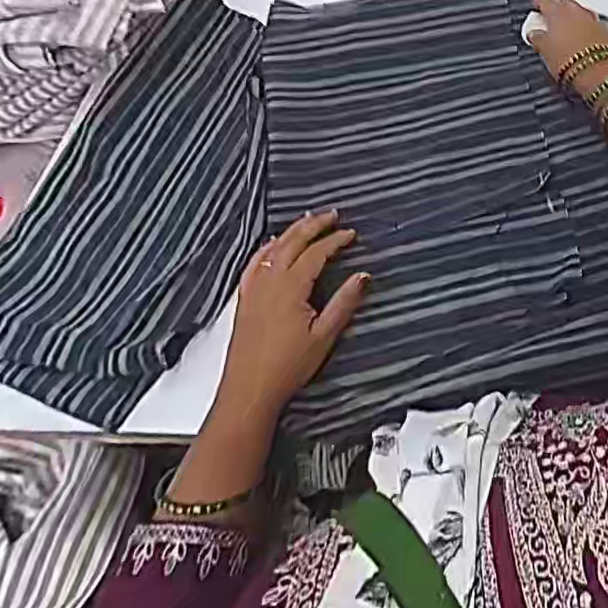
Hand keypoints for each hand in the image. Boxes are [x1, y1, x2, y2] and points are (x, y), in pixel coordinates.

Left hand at [218, 210, 370, 420]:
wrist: (249, 392)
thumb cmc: (286, 368)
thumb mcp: (324, 336)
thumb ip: (345, 302)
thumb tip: (362, 277)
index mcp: (291, 288)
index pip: (316, 253)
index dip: (335, 240)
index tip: (350, 234)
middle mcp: (270, 283)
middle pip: (293, 242)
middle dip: (314, 225)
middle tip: (331, 215)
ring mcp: (254, 290)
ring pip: (273, 249)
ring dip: (292, 231)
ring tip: (306, 220)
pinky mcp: (244, 300)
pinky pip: (254, 264)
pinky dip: (265, 249)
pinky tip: (270, 245)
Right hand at [527, 0, 607, 85]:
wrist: (598, 72)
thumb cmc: (571, 61)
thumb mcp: (544, 50)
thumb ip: (537, 38)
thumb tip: (534, 35)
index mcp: (557, 11)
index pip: (544, 0)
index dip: (538, 3)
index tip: (536, 8)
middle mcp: (577, 10)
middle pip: (564, 3)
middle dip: (556, 10)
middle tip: (549, 22)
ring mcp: (593, 19)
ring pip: (580, 12)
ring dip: (573, 19)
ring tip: (566, 33)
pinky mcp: (606, 31)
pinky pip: (593, 25)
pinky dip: (587, 29)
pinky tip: (583, 40)